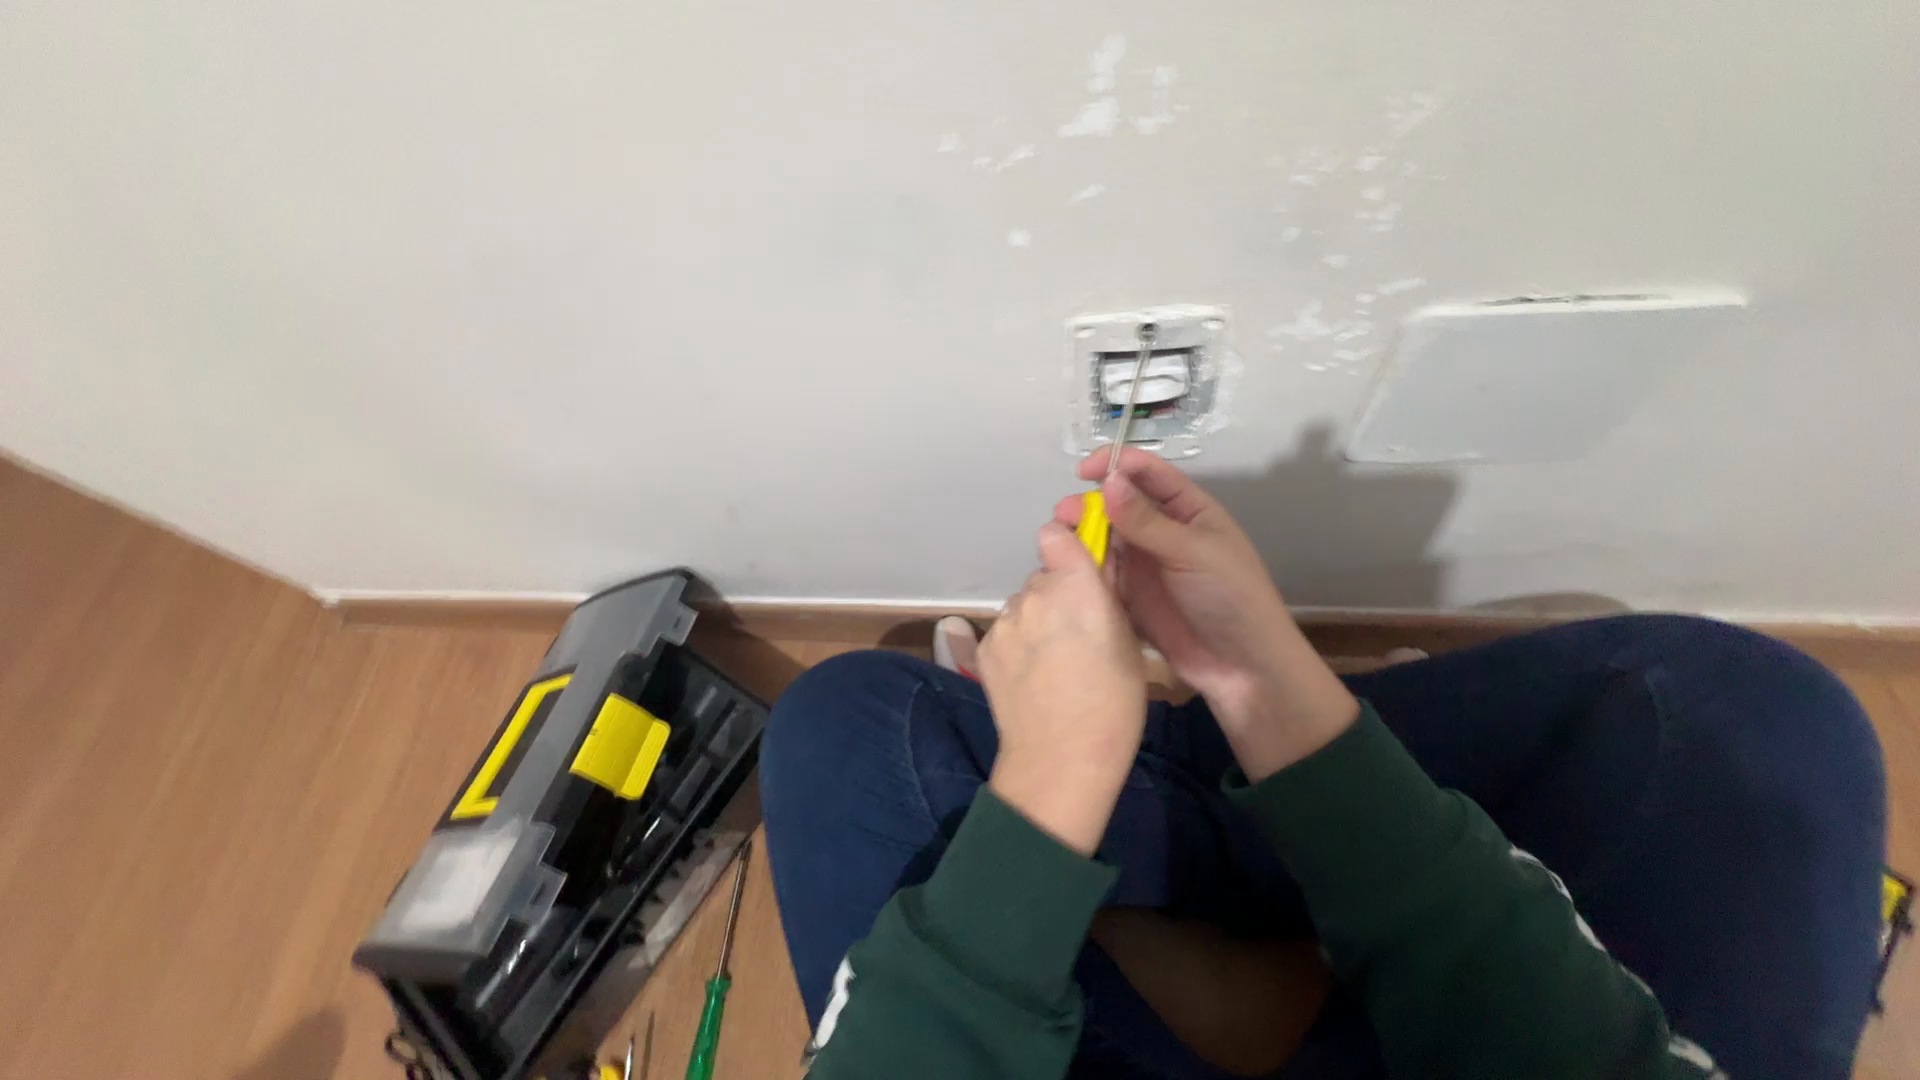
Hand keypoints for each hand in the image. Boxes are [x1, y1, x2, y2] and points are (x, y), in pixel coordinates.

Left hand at [978, 522, 1147, 855]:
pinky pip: (1006, 633)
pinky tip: (1032, 678)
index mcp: (1076, 587)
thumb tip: (1102, 566)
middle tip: (1076, 633)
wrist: (1060, 759)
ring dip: (1036, 621)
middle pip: (1043, 577)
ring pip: (1023, 606)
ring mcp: (1004, 623)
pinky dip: (1017, 646)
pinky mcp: (984, 649)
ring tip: (1054, 662)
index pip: (1055, 534)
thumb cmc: (1113, 703)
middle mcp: (1034, 595)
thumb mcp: (1128, 643)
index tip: (1077, 563)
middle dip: (1058, 594)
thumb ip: (1110, 596)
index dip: (1065, 544)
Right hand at [1055, 450, 1358, 780]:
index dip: (1116, 464)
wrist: (1242, 667)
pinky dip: (1081, 571)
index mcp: (1187, 511)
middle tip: (1064, 515)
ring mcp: (1142, 566)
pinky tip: (1066, 571)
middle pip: (1116, 506)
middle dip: (1088, 505)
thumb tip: (1108, 481)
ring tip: (1058, 543)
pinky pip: (1099, 577)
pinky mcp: (1128, 598)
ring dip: (1079, 537)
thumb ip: (1147, 520)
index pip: (1148, 473)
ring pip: (1102, 540)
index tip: (1083, 471)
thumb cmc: (1230, 597)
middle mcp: (1160, 533)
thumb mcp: (1192, 552)